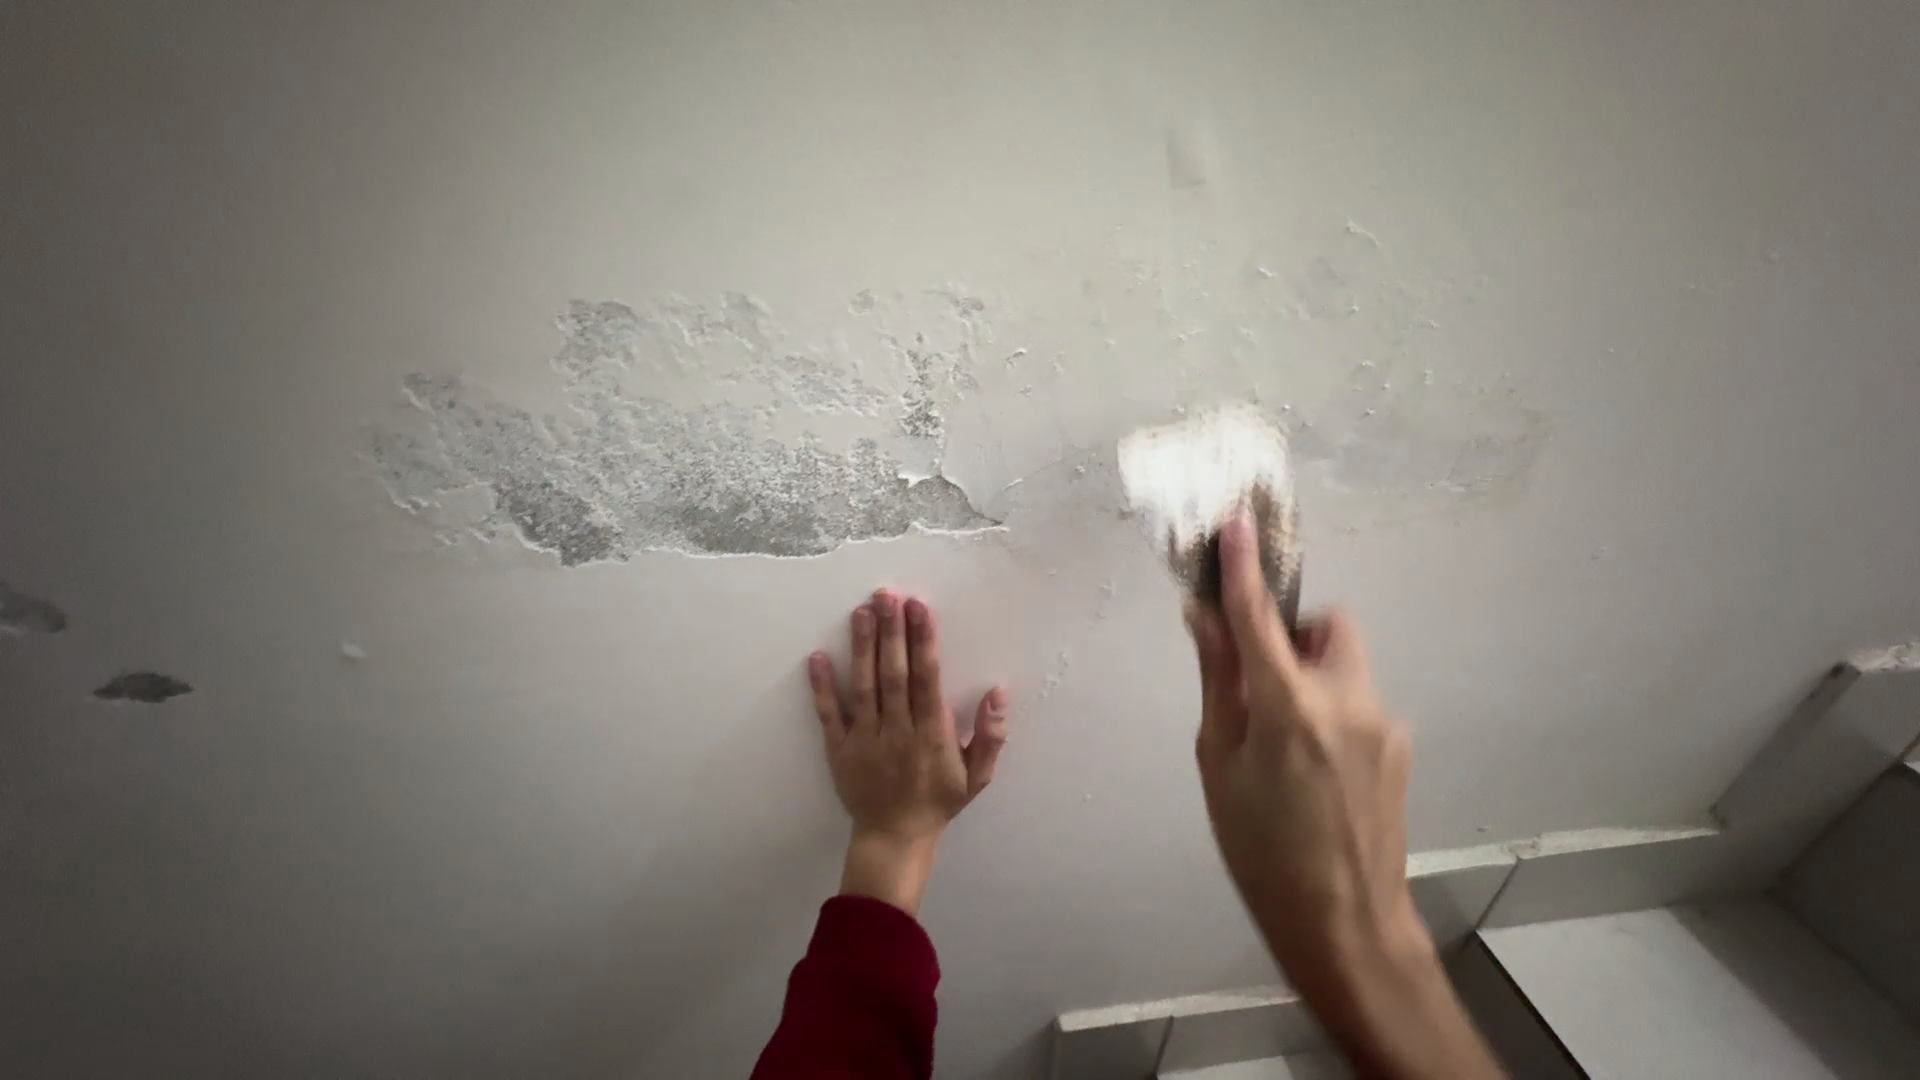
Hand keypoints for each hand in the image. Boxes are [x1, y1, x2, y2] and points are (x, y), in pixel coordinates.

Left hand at [807, 588, 1008, 915]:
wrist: (895, 839)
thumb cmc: (939, 801)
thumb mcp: (977, 776)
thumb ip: (990, 735)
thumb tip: (998, 692)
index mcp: (932, 734)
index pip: (928, 678)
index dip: (923, 641)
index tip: (918, 608)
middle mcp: (898, 731)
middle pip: (894, 674)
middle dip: (892, 632)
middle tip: (887, 596)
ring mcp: (866, 740)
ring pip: (864, 686)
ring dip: (862, 647)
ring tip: (861, 612)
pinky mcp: (839, 750)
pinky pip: (829, 715)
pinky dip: (822, 687)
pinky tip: (817, 657)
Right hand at [1187, 511, 1430, 1016]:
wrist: (1345, 921)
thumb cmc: (1259, 845)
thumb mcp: (1218, 762)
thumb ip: (1218, 681)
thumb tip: (1202, 618)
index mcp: (1288, 707)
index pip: (1259, 616)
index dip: (1242, 567)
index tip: (1236, 523)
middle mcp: (1347, 700)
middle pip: (1329, 624)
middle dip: (1294, 630)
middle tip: (1263, 674)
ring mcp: (1384, 722)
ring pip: (1343, 664)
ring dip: (1310, 673)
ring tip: (1284, 735)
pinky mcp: (1401, 743)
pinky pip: (1357, 699)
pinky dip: (1329, 706)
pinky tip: (1313, 765)